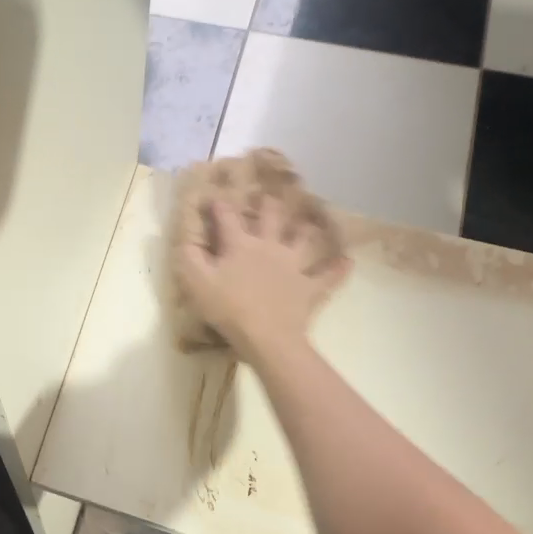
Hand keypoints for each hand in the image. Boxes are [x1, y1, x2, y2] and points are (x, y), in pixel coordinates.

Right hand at [175, 197, 347, 362]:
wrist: (266, 336)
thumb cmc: (227, 308)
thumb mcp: (195, 282)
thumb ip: (188, 257)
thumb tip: (185, 238)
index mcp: (240, 244)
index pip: (226, 217)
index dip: (219, 205)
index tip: (213, 197)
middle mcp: (269, 247)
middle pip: (271, 219)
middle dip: (268, 206)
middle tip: (269, 197)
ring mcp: (293, 266)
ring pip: (303, 241)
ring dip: (306, 231)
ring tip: (310, 223)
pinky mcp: (309, 287)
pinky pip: (328, 276)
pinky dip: (338, 270)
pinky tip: (347, 262)